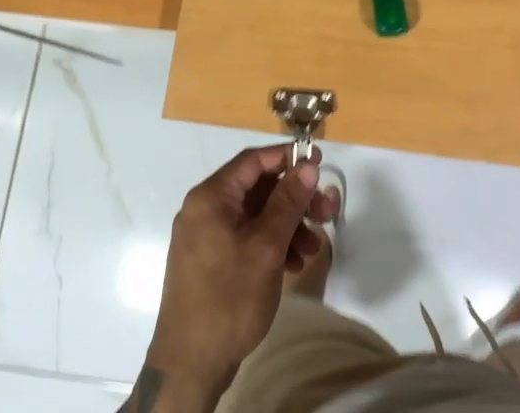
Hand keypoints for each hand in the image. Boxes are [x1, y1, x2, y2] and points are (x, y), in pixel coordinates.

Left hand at [135, 145, 337, 411]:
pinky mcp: (211, 261)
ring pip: (255, 216)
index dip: (287, 158)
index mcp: (210, 197)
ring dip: (288, 226)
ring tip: (314, 250)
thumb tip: (307, 166)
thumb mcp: (266, 247)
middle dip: (294, 199)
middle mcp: (204, 210)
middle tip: (328, 213)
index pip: (252, 160)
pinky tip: (294, 266)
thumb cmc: (229, 297)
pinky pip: (246, 238)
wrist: (191, 362)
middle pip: (256, 189)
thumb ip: (287, 202)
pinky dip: (272, 245)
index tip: (320, 164)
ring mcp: (206, 237)